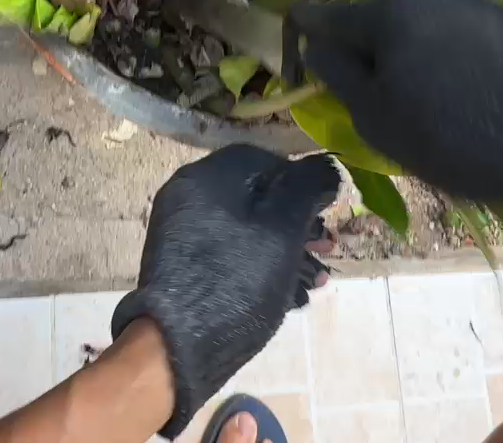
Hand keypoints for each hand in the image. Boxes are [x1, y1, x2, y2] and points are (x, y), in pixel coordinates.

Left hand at [110, 144, 338, 437]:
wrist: (176, 343)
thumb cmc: (235, 280)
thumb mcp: (280, 232)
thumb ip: (304, 191)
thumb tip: (323, 165)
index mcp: (205, 177)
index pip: (260, 158)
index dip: (299, 179)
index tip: (326, 208)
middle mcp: (188, 194)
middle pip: (253, 194)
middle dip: (296, 220)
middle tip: (326, 248)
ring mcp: (182, 228)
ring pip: (244, 226)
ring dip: (284, 247)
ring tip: (317, 279)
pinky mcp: (182, 261)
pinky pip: (228, 250)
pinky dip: (259, 263)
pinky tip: (290, 294)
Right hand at [285, 0, 502, 203]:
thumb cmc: (455, 136)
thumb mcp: (377, 118)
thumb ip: (338, 75)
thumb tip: (315, 46)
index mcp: (389, 12)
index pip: (330, 15)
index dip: (307, 25)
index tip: (294, 28)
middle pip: (380, 16)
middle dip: (366, 41)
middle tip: (365, 77)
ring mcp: (481, 5)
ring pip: (425, 23)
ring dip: (412, 47)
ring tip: (419, 87)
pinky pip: (466, 35)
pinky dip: (452, 54)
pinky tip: (465, 88)